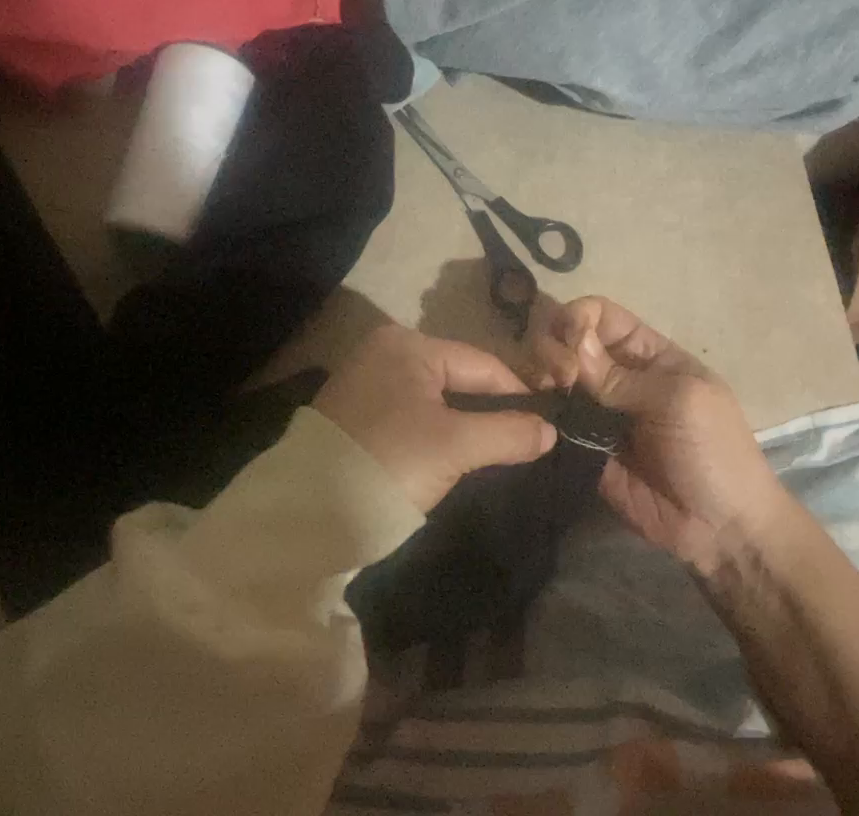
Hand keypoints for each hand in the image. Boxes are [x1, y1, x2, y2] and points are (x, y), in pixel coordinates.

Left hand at [314, 325, 557, 511]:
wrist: (308, 512)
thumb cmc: (390, 462)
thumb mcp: (456, 446)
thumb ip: (508, 432)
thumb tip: (550, 431)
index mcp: (408, 345)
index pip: (483, 365)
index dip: (519, 397)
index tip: (548, 428)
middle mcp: (384, 352)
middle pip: (459, 380)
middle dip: (491, 411)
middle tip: (525, 443)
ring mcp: (366, 383)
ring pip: (437, 401)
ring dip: (465, 425)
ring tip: (496, 454)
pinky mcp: (356, 415)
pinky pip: (413, 416)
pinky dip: (436, 434)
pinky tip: (454, 457)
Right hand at [533, 297, 788, 571]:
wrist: (720, 528)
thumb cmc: (714, 451)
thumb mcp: (679, 400)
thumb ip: (622, 375)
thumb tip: (570, 342)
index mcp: (649, 355)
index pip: (602, 317)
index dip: (579, 319)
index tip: (569, 341)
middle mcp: (618, 377)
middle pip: (570, 345)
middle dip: (554, 348)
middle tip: (556, 377)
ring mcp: (597, 414)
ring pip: (555, 381)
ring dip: (540, 378)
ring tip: (540, 393)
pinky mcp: (582, 450)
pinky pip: (554, 425)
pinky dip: (538, 415)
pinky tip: (532, 416)